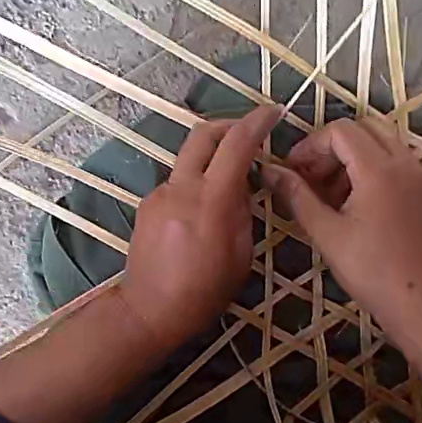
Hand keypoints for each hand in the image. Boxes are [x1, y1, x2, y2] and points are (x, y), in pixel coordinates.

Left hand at [116, 106, 281, 351]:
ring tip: (232, 180)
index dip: (258, 122)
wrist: (148, 310)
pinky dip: (197, 181)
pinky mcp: (148, 203)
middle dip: (230, 124)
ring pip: (189, 157)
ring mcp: (160, 193)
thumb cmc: (204, 292)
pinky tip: (204, 208)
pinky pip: (178, 181)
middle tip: (251, 132)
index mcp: (211, 201)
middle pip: (204, 133)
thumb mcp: (241, 256)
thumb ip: (243, 213)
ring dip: (213, 155)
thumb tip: (242, 186)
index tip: (273, 112)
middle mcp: (181, 187)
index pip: (237, 144)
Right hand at [262, 117, 421, 367]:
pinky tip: (356, 207)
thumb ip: (298, 197)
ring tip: (330, 196)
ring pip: (382, 144)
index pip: (340, 130)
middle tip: (311, 178)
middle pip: (364, 128)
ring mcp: (421, 177)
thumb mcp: (328, 234)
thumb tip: (271, 173)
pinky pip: (397, 163)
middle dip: (332, 146)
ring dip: (352, 157)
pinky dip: (372, 170)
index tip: (293, 171)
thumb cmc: (373, 271)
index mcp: (379, 168)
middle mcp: (405, 163)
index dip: (311, 146)